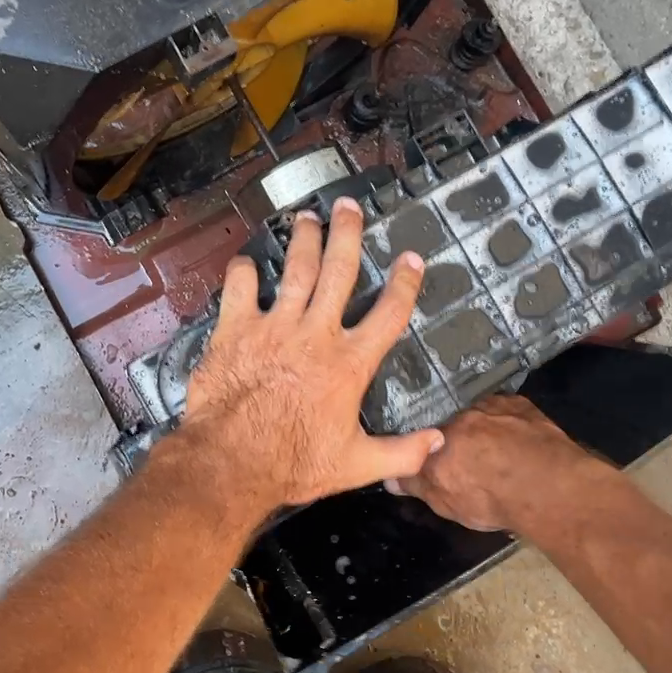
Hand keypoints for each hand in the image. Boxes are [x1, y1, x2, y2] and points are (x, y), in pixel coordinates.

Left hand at [179, 196, 444, 510]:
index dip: (404, 283)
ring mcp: (275, 326)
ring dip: (303, 240)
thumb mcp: (356, 465)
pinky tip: (245, 262)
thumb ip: (401, 453)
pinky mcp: (237, 329)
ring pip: (295, 270)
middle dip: (347, 235)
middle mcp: (316, 333)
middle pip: (339, 271)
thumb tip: (438, 443)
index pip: (388, 314)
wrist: (233, 459)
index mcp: (349, 363)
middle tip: (348, 207)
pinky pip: (239, 288)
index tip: (411, 258)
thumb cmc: (294, 462)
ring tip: (307, 217)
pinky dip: (242, 272)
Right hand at [394, 394, 617, 531]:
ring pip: (479, 412)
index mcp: (435, 437)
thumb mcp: (446, 503)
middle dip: (454, 435)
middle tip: (468, 456)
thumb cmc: (491, 498)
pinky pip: (506, 408)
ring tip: (495, 448)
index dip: (424, 447)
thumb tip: (390, 479)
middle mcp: (458, 414)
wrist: (549, 487)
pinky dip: (507, 421)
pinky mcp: (520, 403)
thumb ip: (416, 486)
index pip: (419, 436)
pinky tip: (517, 438)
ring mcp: (491, 405)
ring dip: (482, 425)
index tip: (431, 459)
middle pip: (449, 420)